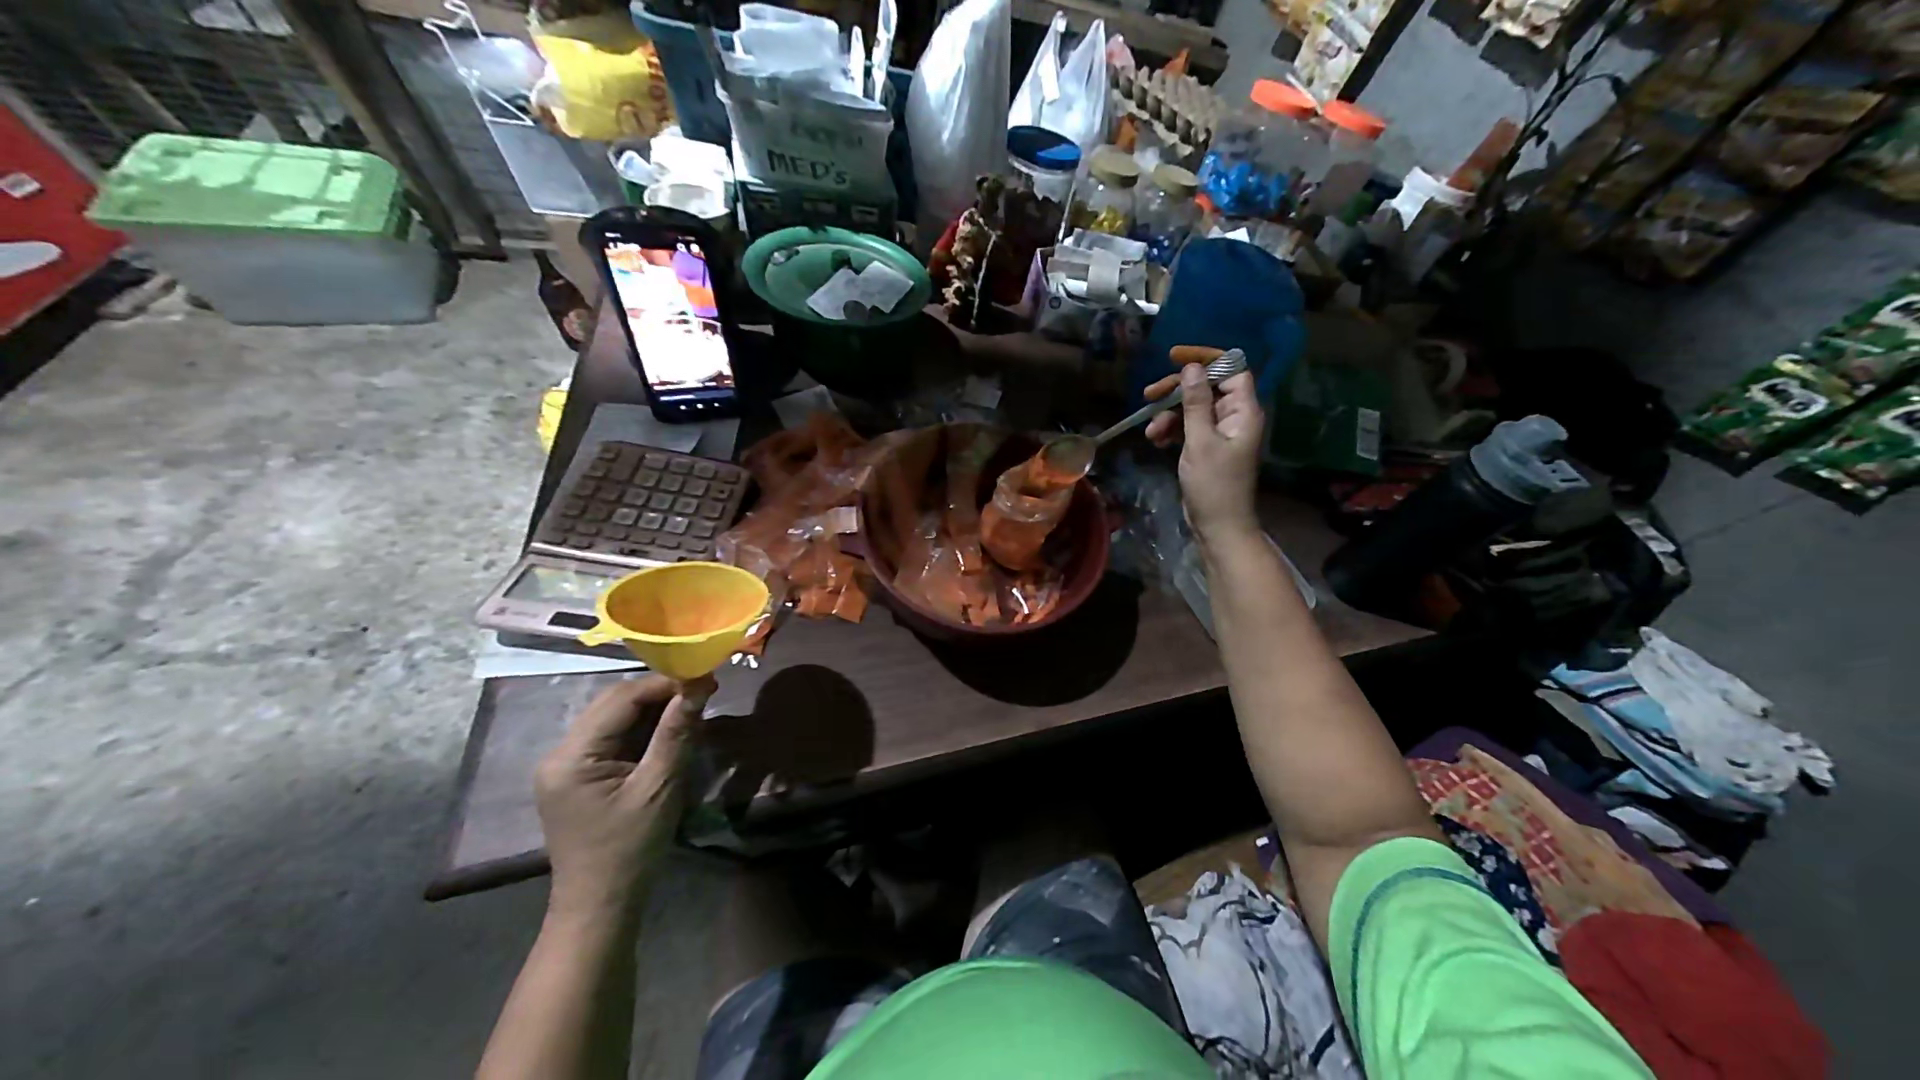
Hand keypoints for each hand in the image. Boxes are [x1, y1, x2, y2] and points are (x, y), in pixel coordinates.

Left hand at [534, 674, 713, 919]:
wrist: (601, 906)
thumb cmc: (630, 849)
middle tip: (704, 692)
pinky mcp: (579, 777)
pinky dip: (643, 730)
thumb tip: (699, 686)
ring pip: (615, 719)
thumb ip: (676, 733)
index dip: (664, 683)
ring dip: (653, 710)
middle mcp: (561, 753)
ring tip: (693, 708)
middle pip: (614, 704)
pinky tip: (670, 731)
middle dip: (660, 693)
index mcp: (572, 756)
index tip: (705, 679)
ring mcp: (567, 766)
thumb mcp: (659, 787)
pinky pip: (613, 738)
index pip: (621, 699)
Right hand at [1144, 361, 1264, 542]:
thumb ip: (1195, 403)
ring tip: (1151, 431)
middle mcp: (1235, 417)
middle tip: (1149, 395)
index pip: (1231, 370)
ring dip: (1169, 414)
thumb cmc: (1214, 484)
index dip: (1206, 359)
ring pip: (1193, 408)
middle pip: (1207, 387)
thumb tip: (1192, 369)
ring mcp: (1221, 432)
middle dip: (1177, 390)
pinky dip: (1172, 429)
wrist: (1218, 525)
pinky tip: (1156, 440)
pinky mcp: (1207, 447)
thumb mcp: (1200, 441)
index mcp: (1244, 411)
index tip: (1175, 357)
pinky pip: (1188, 426)